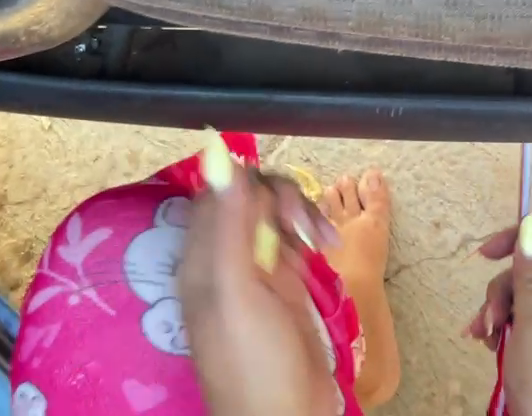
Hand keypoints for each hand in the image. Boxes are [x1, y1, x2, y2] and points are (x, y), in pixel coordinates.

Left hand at [180, 139, 341, 415]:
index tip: (274, 197)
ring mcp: (257, 268)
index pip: (217, 194)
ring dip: (302, 212)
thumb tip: (223, 165)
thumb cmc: (256, 365)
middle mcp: (226, 258)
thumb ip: (229, 229)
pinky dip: (313, 231)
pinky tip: (328, 245)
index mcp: (203, 260)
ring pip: (275, 212)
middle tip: (303, 224)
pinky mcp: (285, 280)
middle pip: (250, 197)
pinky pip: (295, 236)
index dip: (246, 184)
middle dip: (281, 197)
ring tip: (323, 237)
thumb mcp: (237, 295)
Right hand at [466, 216, 531, 415]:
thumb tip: (531, 223)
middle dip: (500, 290)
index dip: (515, 241)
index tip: (483, 255)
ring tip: (484, 338)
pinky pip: (518, 324)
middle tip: (489, 319)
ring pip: (518, 299)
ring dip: (496, 312)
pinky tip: (487, 345)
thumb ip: (530, 276)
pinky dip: (500, 329)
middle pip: (527, 273)